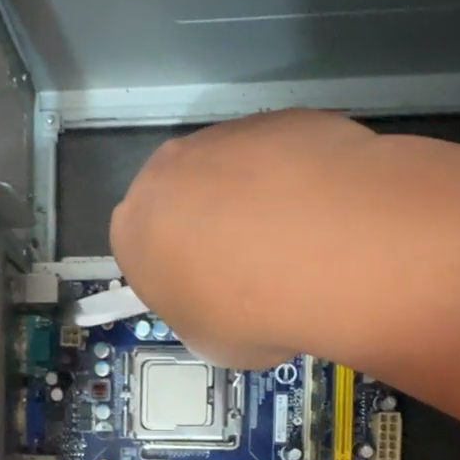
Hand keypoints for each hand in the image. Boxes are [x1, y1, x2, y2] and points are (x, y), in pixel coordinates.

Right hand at [109, 109, 377, 368]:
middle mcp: (166, 172)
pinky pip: (282, 156)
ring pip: (234, 172)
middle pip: (183, 199)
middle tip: (253, 268)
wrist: (325, 250)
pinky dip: (298, 180)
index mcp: (133, 230)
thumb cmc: (247, 315)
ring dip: (257, 201)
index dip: (179, 274)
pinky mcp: (280, 118)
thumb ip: (202, 314)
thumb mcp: (210, 342)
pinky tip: (326, 215)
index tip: (211, 295)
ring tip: (299, 244)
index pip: (144, 251)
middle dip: (211, 228)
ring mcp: (225, 136)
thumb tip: (225, 305)